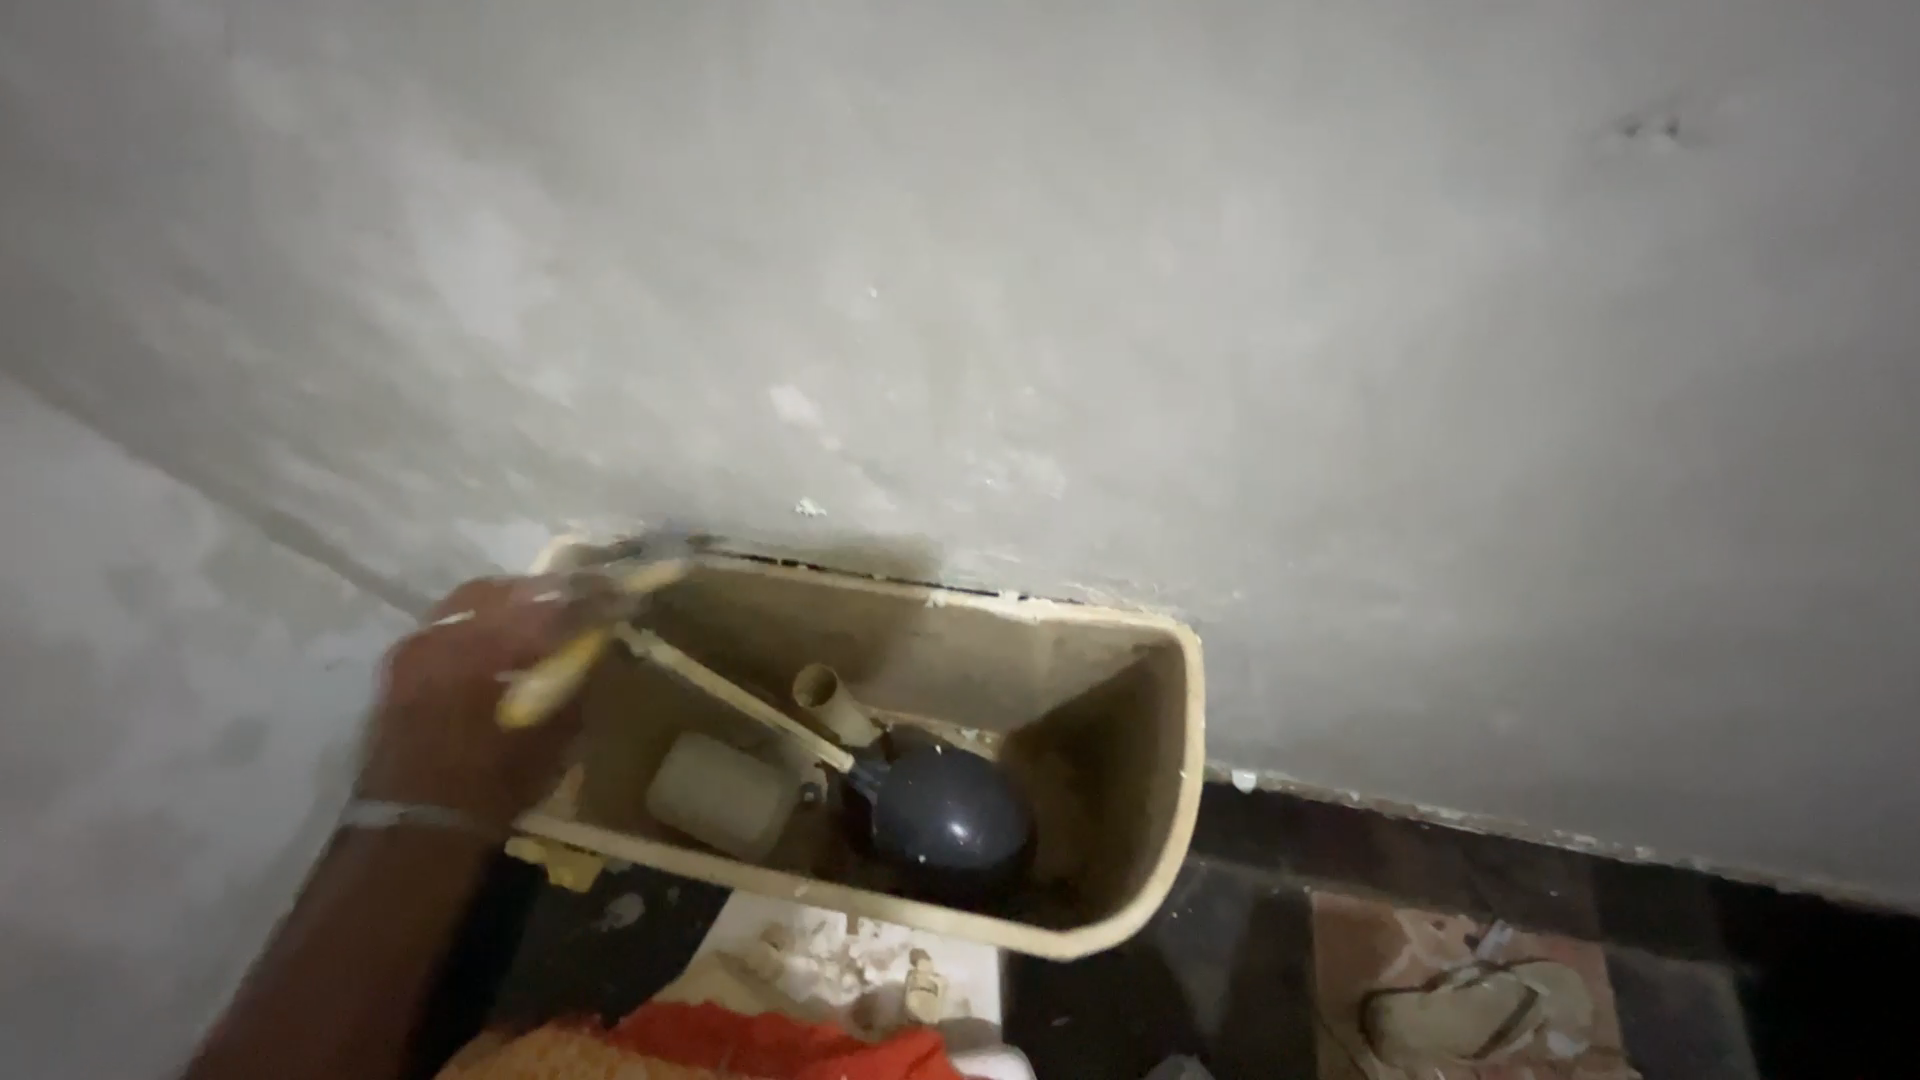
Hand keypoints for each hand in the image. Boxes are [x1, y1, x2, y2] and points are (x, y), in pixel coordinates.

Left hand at [356, 575, 594, 828]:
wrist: (416, 826)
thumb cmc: (496, 781)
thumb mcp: (557, 731)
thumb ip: (578, 678)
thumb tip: (600, 645)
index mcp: (489, 648)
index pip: (554, 604)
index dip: (594, 596)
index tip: (623, 593)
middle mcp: (449, 634)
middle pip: (510, 590)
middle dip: (552, 590)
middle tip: (585, 596)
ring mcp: (419, 645)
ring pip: (476, 601)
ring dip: (516, 602)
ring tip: (547, 613)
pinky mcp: (403, 663)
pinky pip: (453, 623)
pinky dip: (485, 621)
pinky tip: (505, 638)